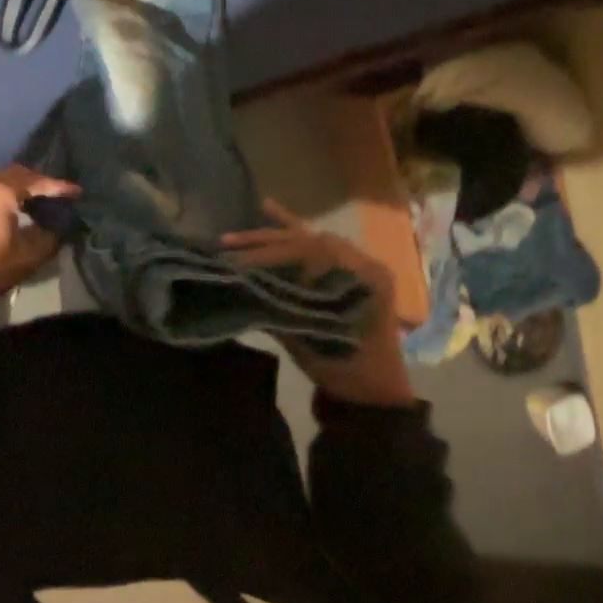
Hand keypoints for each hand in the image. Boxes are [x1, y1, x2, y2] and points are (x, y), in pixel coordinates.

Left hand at [0, 165, 80, 292]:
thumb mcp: (31, 252)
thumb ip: (51, 234)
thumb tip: (62, 224)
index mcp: (3, 191)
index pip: (38, 183)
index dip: (59, 187)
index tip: (76, 192)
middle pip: (18, 174)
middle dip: (39, 181)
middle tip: (57, 191)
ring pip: (2, 180)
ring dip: (21, 185)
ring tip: (38, 197)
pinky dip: (6, 192)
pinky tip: (15, 205)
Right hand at [222, 199, 415, 407]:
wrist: (374, 395)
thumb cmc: (346, 370)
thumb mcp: (310, 341)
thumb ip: (280, 308)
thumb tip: (241, 286)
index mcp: (363, 276)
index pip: (310, 251)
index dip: (270, 254)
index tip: (236, 262)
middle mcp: (363, 262)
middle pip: (308, 240)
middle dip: (265, 243)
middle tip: (228, 246)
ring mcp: (357, 265)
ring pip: (309, 239)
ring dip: (272, 236)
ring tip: (235, 234)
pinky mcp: (347, 273)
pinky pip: (318, 246)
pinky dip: (291, 230)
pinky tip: (267, 207)